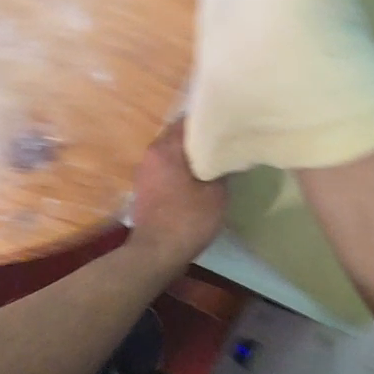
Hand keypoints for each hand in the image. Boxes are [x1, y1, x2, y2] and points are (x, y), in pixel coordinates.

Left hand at [127, 118, 226, 268]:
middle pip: (179, 136)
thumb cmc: (188, 220)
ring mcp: (144, 173)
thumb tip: (226, 154)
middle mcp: (150, 155)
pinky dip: (181, 171)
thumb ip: (222, 166)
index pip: (189, 120)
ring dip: (191, 157)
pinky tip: (199, 178)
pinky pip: (166, 171)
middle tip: (226, 141)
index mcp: (165, 147)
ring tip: (215, 160)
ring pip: (172, 154)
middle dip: (201, 139)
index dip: (211, 120)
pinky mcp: (144, 190)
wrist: (156, 254)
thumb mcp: (216, 192)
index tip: (229, 123)